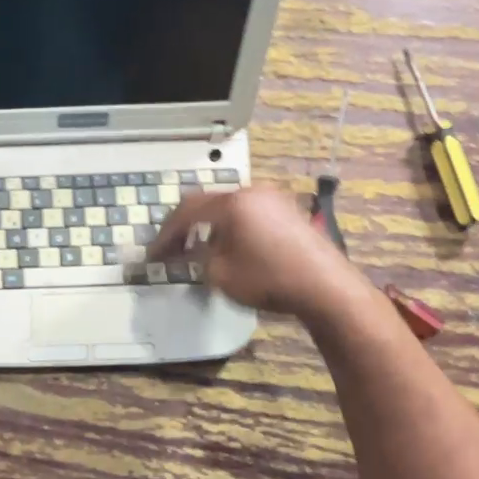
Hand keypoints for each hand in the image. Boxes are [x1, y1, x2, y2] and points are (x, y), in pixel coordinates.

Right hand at [147, 185, 371, 321]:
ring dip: (208, 226)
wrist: (325, 286)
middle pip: (207, 203)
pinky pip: (248, 212)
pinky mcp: (287, 210)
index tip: (153, 254)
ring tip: (198, 250)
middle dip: (185, 227)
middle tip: (170, 248)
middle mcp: (251, 192)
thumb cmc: (268, 279)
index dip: (165, 234)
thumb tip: (189, 253)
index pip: (186, 212)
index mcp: (232, 203)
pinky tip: (228, 247)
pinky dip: (230, 226)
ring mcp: (273, 198)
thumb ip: (198, 258)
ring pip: (228, 207)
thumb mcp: (220, 274)